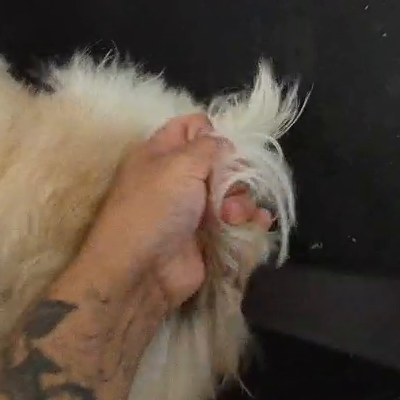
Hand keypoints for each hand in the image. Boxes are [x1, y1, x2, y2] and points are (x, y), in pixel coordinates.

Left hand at [78, 115, 272, 307]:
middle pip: (222, 161)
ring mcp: (194, 209)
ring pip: (234, 193)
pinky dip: (251, 221)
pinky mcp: (208, 237)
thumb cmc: (154, 208)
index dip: (211, 132)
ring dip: (242, 202)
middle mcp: (178, 178)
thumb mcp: (179, 164)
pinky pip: (238, 221)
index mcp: (161, 153)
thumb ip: (209, 145)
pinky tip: (259, 224)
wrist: (140, 273)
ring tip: (233, 218)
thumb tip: (226, 145)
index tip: (224, 147)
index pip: (191, 126)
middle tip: (230, 190)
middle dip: (235, 174)